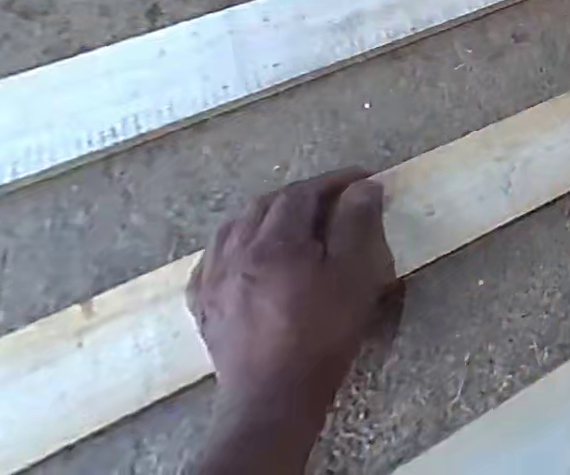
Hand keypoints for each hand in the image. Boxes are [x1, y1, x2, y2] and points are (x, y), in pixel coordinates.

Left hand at [188, 169, 395, 416]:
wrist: (277, 392)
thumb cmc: (327, 325)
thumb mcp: (357, 269)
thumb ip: (358, 222)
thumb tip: (363, 187)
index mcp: (274, 244)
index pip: (301, 193)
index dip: (335, 180)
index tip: (365, 178)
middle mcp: (235, 256)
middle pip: (263, 205)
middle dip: (302, 192)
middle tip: (337, 194)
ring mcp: (212, 283)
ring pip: (233, 228)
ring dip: (268, 212)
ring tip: (298, 215)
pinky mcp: (204, 306)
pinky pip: (213, 258)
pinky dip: (238, 240)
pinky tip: (254, 249)